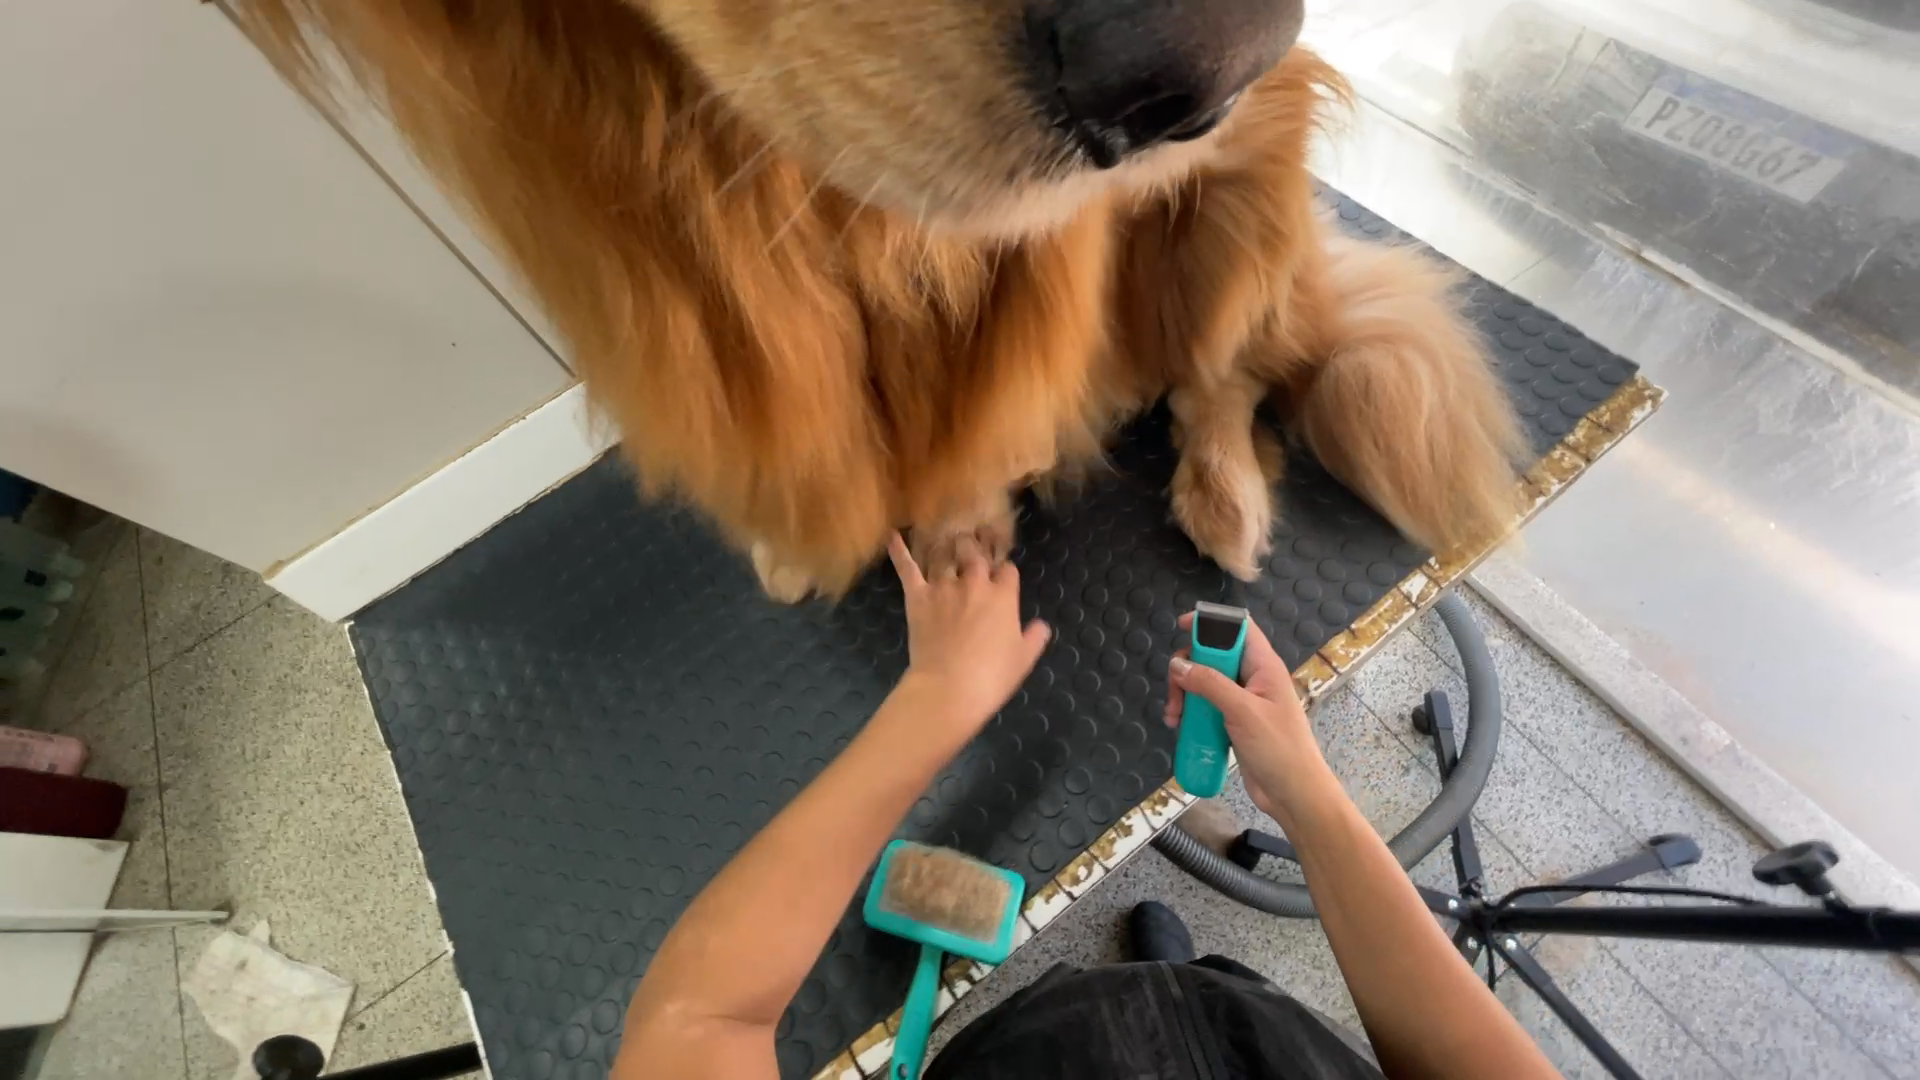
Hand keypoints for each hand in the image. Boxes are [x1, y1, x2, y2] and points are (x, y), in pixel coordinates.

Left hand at [887, 531, 1050, 739]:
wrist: (950, 687)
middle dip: (974, 546)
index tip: (1003, 578)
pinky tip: (892, 536)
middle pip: (974, 551)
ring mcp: (943, 587)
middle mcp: (974, 582)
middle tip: (971, 544)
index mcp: (1003, 595)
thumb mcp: (1023, 659)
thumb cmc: (992, 676)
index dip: (1005, 571)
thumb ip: (1034, 637)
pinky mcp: (917, 596)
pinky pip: (907, 569)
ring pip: (943, 554)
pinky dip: (899, 551)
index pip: (1007, 569)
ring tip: (944, 538)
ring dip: (945, 546)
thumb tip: (1042, 626)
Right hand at [1162, 612, 1336, 821]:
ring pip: (1204, 682)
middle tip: (1175, 691)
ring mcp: (1242, 700)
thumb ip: (1209, 684)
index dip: (1212, 621)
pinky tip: (1179, 727)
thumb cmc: (1278, 749)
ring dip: (1184, 694)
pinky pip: (1205, 705)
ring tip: (1173, 717)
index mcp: (1264, 666)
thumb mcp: (1242, 712)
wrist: (1294, 796)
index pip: (1238, 628)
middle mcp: (1252, 678)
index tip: (1183, 626)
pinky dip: (1190, 712)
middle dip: (1188, 669)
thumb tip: (1177, 665)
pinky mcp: (1233, 721)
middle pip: (1212, 656)